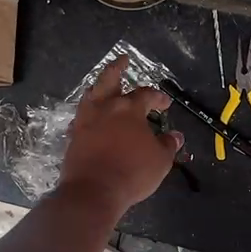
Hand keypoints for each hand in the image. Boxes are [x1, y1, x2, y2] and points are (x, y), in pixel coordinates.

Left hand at [55, 58, 181, 213]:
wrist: (93, 191)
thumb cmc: (132, 172)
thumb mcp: (160, 160)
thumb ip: (168, 144)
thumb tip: (176, 136)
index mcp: (128, 109)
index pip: (146, 95)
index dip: (158, 97)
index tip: (165, 103)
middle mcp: (105, 108)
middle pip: (109, 79)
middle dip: (117, 68)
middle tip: (123, 60)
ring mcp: (85, 121)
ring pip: (91, 95)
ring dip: (99, 88)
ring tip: (105, 88)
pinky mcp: (74, 137)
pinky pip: (81, 118)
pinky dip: (89, 114)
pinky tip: (93, 120)